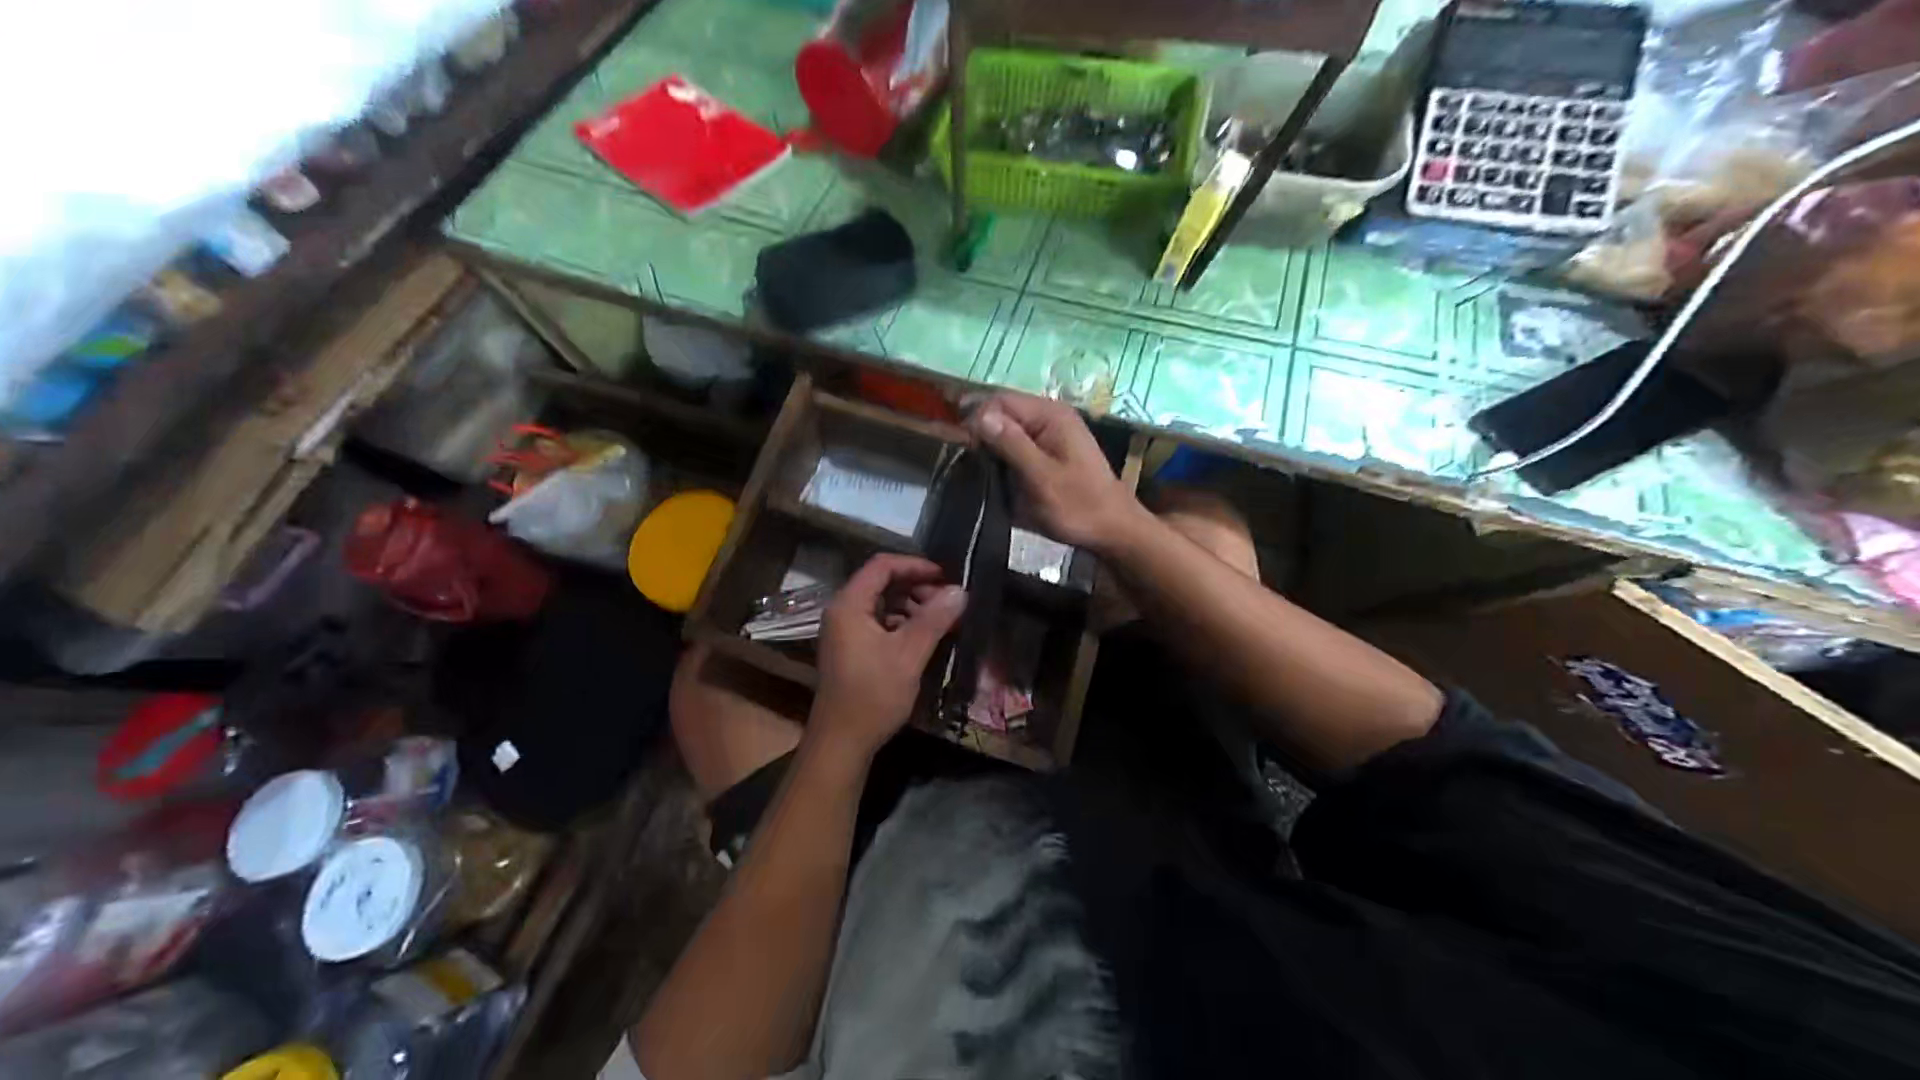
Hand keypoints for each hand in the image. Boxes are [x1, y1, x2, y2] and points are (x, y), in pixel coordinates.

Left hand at [810, 554, 966, 758]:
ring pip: (883, 604)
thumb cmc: (872, 695)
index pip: (882, 566)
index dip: (916, 566)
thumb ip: (934, 619)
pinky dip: (903, 624)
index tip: (946, 576)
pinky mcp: (852, 649)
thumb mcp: (908, 655)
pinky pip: (880, 623)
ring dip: (913, 606)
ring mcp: (846, 631)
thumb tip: (961, 591)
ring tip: (942, 621)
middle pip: (882, 583)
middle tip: (948, 603)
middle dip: (917, 587)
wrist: (841, 742)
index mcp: (849, 605)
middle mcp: (843, 611)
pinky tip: (925, 638)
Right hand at [969, 393, 1144, 552]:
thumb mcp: (1041, 477)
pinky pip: (1016, 444)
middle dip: (980, 432)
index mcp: (1050, 415)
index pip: (999, 401)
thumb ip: (1011, 444)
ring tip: (975, 470)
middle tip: (964, 463)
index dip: (976, 420)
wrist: (1112, 530)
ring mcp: (1050, 433)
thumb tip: (979, 416)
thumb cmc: (1078, 506)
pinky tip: (993, 474)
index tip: (962, 450)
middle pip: (1002, 412)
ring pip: (1006, 429)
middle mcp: (1049, 416)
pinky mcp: (1048, 451)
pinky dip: (1002, 456)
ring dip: (990, 446)